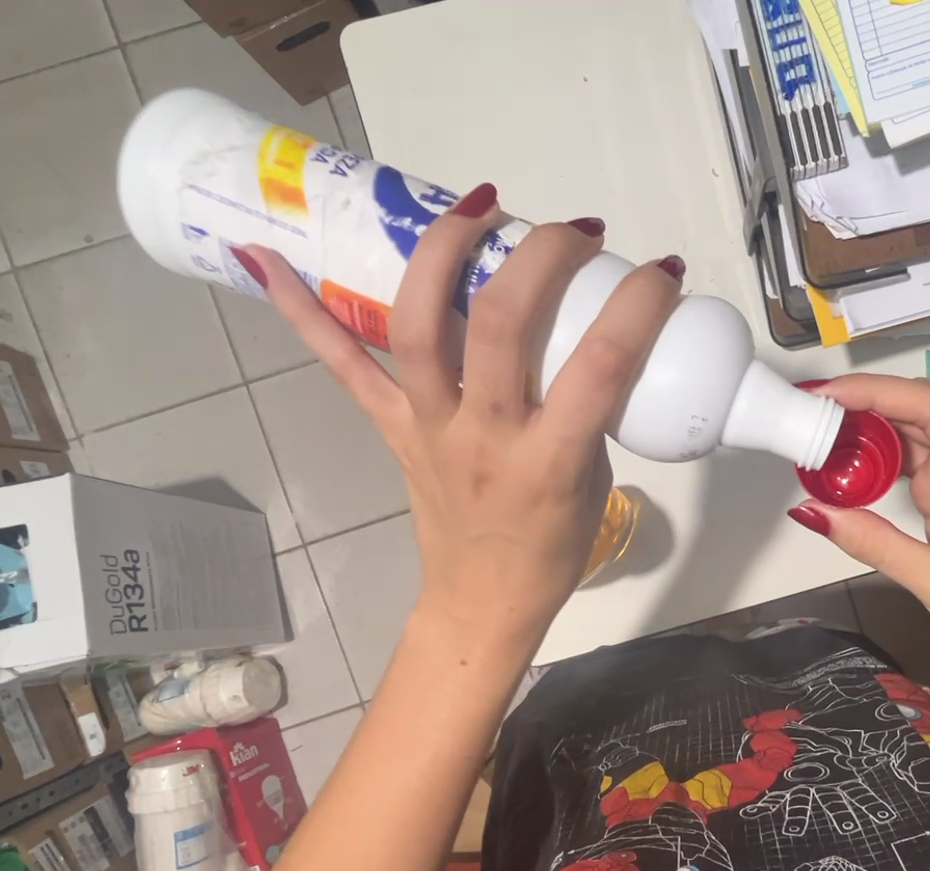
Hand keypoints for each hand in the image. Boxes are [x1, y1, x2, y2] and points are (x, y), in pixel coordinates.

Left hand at [236, 186, 680, 651]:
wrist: (483, 603)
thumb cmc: (552, 552)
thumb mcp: (593, 483)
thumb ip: (586, 413)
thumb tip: (585, 345)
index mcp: (551, 459)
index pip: (602, 364)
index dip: (638, 303)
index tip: (663, 270)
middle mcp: (485, 435)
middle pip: (501, 322)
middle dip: (541, 254)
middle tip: (574, 233)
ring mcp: (428, 427)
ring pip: (419, 324)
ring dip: (443, 250)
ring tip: (478, 208)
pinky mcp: (391, 429)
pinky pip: (343, 369)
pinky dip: (302, 313)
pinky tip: (266, 259)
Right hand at [789, 374, 929, 677]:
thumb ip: (876, 543)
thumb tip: (812, 511)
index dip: (878, 393)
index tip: (826, 395)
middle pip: (922, 411)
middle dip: (865, 405)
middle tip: (809, 410)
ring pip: (913, 431)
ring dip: (867, 428)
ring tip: (817, 430)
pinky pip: (910, 459)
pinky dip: (876, 457)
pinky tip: (843, 459)